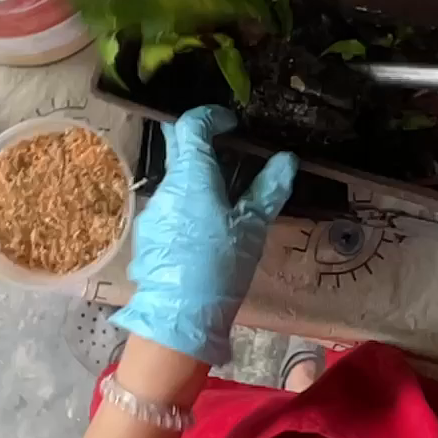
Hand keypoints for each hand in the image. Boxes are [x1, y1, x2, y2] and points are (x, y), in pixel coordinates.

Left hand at [110, 106, 295, 365]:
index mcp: (191, 177)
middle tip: (227, 148)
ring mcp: (153, 211)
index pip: (190, 125)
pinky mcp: (149, 234)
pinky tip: (207, 227)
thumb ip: (269, 189)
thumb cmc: (219, 267)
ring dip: (197, 176)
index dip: (210, 116)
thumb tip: (288, 159)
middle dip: (200, 140)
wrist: (178, 321)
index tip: (230, 122)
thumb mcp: (252, 228)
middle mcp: (166, 187)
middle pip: (177, 147)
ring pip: (175, 179)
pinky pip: (170, 205)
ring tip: (226, 195)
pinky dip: (189, 202)